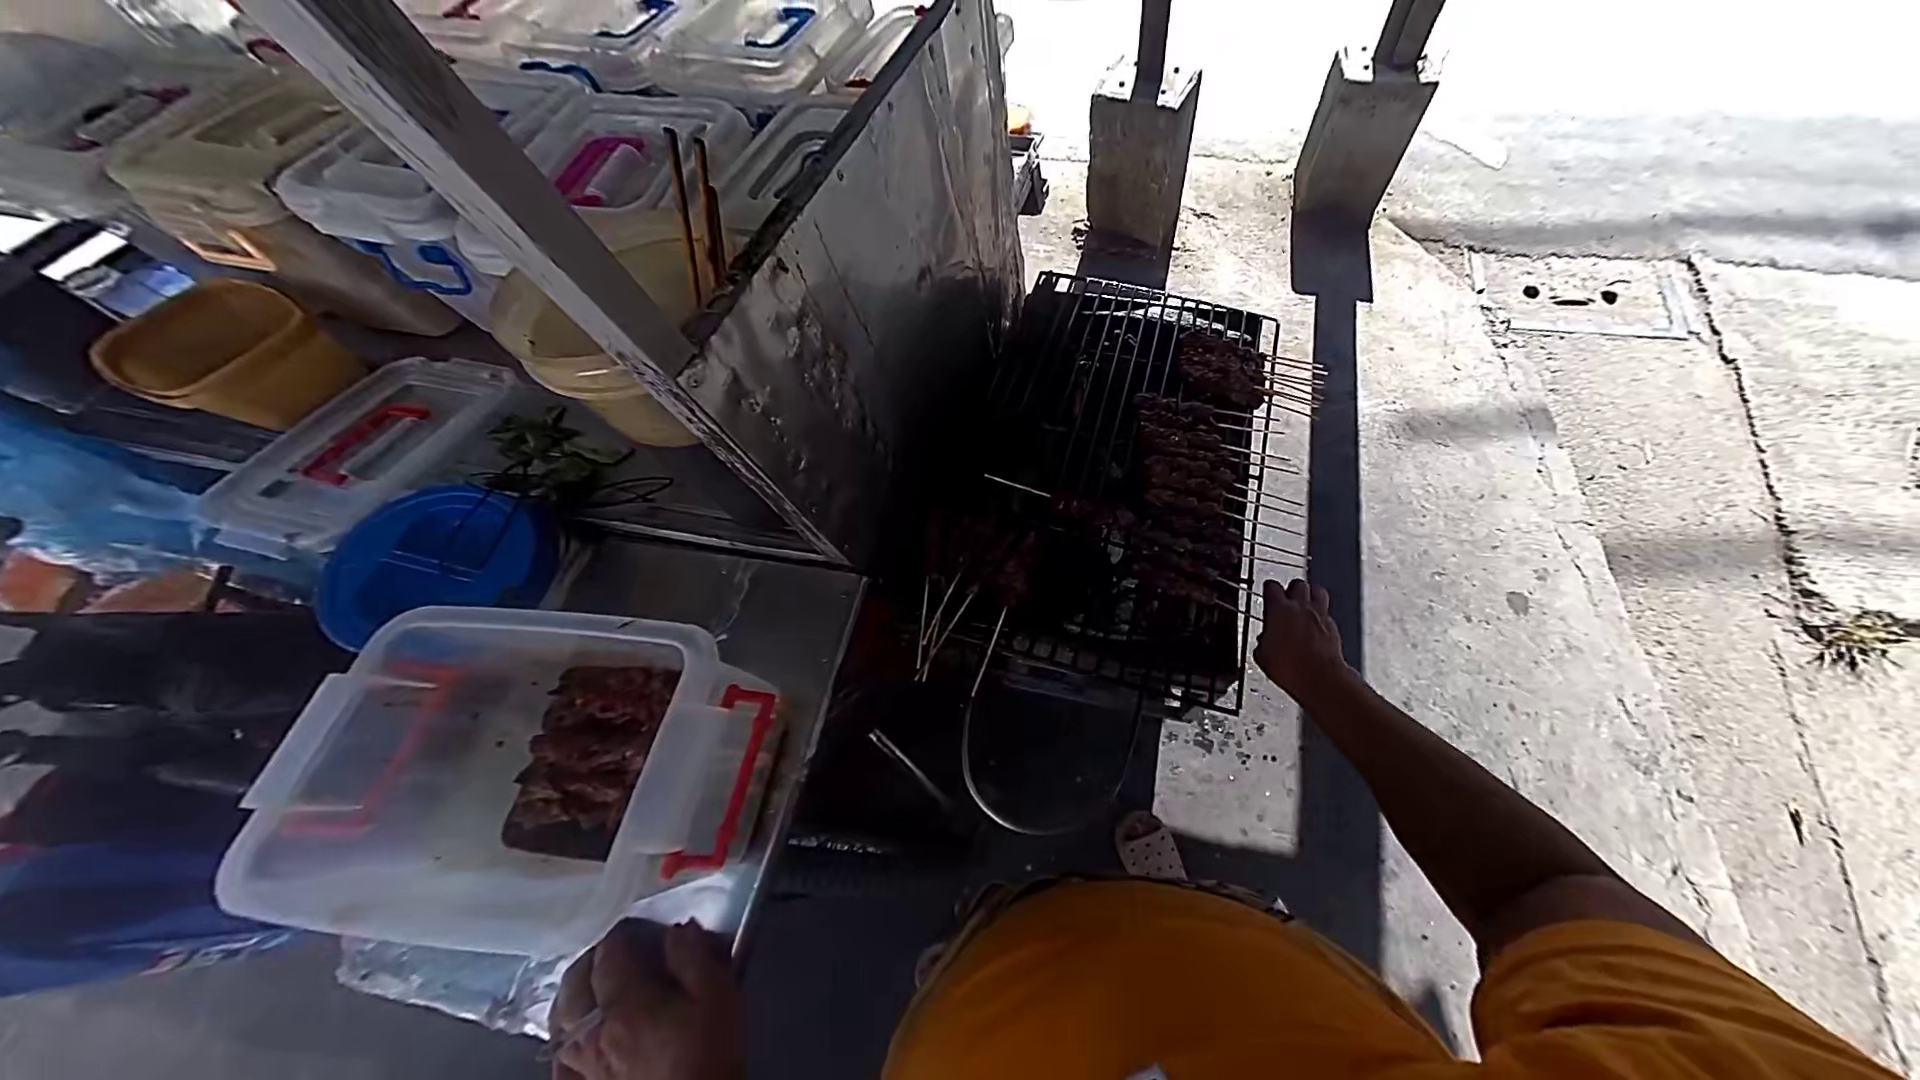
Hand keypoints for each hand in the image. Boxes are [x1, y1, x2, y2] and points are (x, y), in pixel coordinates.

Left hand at [551, 920, 741, 1079]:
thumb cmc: (708, 1055)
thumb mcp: (717, 995)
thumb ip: (694, 955)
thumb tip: (676, 929)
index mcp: (626, 1003)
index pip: (611, 951)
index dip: (625, 931)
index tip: (642, 924)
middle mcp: (593, 1032)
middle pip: (575, 980)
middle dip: (595, 956)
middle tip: (620, 949)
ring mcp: (580, 1067)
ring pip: (559, 1017)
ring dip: (575, 990)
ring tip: (598, 982)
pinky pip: (557, 1057)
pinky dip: (565, 1032)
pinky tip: (579, 1030)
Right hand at [1253, 579, 1350, 701]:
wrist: (1320, 678)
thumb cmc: (1291, 667)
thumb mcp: (1262, 655)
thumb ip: (1263, 641)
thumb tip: (1265, 642)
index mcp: (1278, 609)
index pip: (1271, 586)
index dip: (1268, 589)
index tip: (1267, 594)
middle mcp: (1301, 607)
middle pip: (1298, 583)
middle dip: (1291, 589)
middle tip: (1286, 599)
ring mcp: (1319, 616)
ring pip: (1317, 591)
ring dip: (1310, 594)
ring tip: (1304, 604)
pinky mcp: (1333, 628)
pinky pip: (1326, 613)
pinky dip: (1320, 616)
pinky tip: (1315, 627)